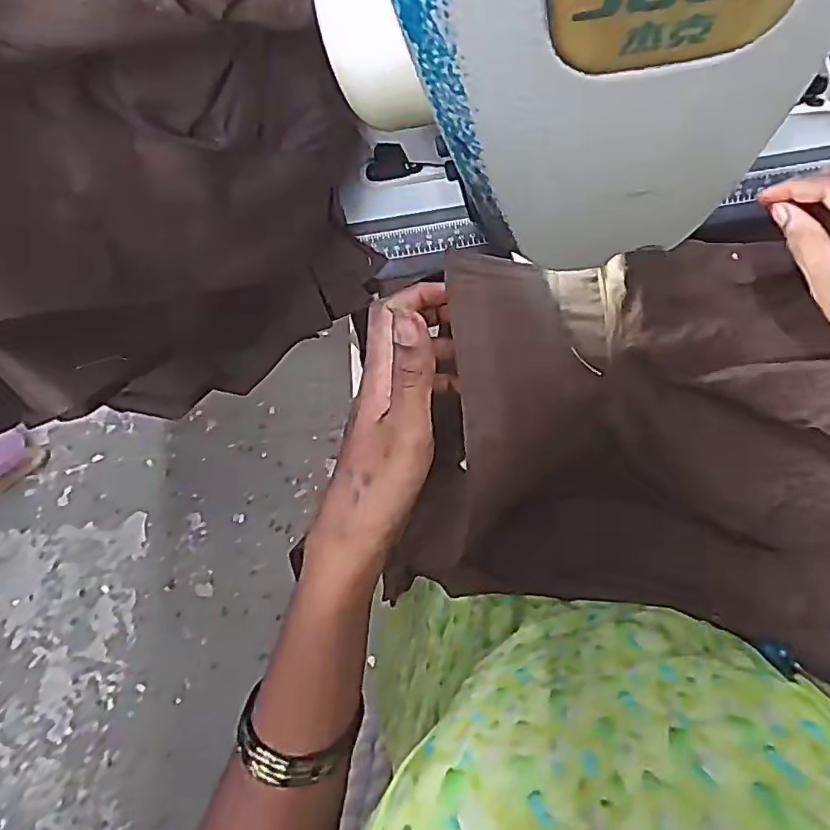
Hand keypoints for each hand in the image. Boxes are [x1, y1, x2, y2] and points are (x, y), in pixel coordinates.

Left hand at [303, 282, 455, 586]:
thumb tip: (410, 316)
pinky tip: (460, 393)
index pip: (390, 316)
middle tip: (472, 319)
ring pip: (412, 361)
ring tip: (475, 354)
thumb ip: (411, 372)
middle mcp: (378, 388)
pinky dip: (441, 380)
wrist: (354, 537)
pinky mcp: (392, 430)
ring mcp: (383, 409)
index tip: (454, 292)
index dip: (420, 294)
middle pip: (401, 334)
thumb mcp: (405, 426)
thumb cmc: (378, 489)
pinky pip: (418, 390)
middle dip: (435, 316)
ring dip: (441, 348)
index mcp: (378, 381)